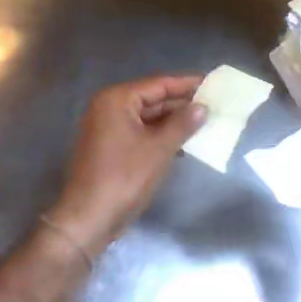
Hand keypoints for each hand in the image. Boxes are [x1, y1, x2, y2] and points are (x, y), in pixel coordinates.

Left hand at [45, 75, 204, 255]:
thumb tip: (202, 107)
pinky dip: (160, 136)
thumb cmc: (123, 178)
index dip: (185, 84)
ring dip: (173, 122)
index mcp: (117, 99)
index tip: (211, 83)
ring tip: (204, 123)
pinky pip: (140, 132)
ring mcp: (107, 127)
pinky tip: (183, 144)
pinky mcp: (110, 146)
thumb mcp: (158, 149)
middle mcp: (109, 107)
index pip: (158, 84)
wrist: (88, 218)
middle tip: (212, 105)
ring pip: (147, 117)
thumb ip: (182, 124)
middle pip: (152, 99)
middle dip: (181, 104)